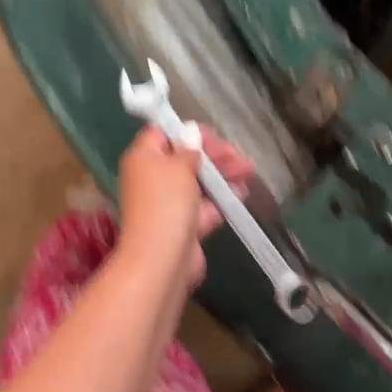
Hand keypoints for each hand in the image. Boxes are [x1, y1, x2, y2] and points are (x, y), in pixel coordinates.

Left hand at [117, 124, 252, 287]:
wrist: (162, 260)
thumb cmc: (167, 202)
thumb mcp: (180, 165)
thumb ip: (190, 148)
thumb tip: (191, 136)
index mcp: (143, 158)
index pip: (162, 134)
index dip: (187, 131)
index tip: (212, 136)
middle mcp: (153, 179)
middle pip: (185, 158)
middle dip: (214, 155)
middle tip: (238, 155)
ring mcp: (169, 204)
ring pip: (198, 181)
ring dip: (223, 174)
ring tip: (248, 171)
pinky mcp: (184, 225)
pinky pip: (205, 205)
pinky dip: (222, 198)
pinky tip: (242, 192)